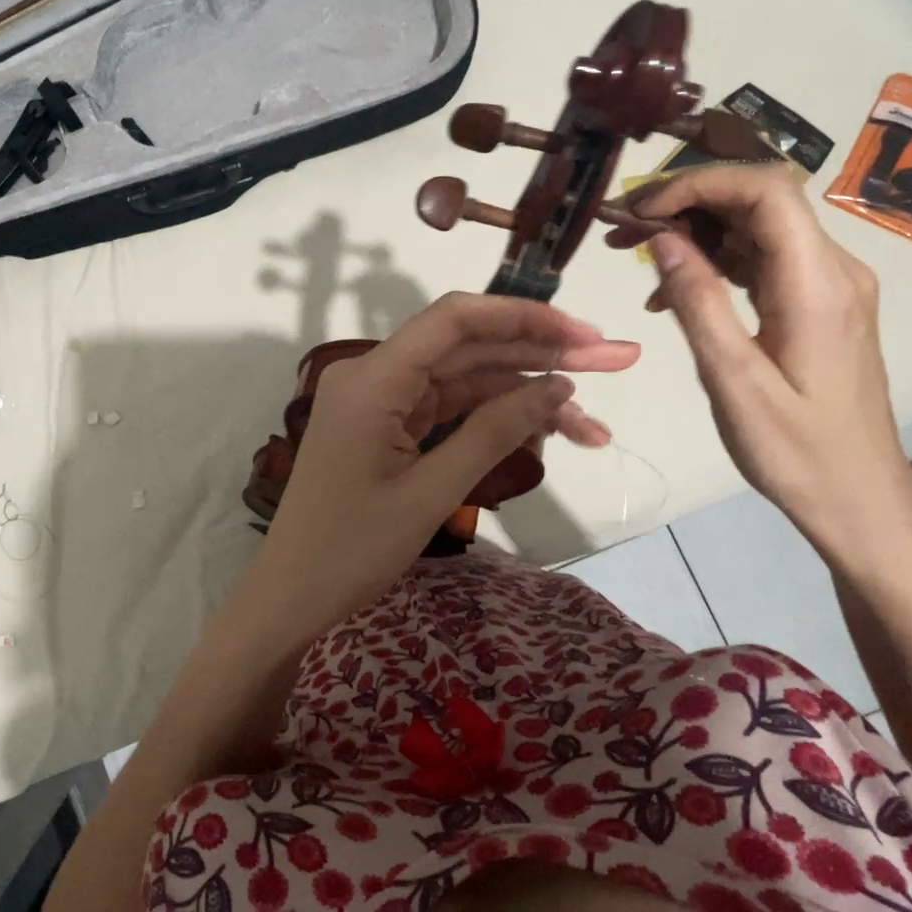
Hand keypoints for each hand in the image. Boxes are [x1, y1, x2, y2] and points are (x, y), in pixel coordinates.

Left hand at [251, 293, 640, 640]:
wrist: (292, 593)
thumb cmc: (352, 548)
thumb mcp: (431, 491)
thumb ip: (493, 432)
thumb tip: (558, 386)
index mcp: (372, 379)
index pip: (455, 320)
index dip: (523, 317)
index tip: (585, 331)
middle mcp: (372, 377)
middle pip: (467, 349)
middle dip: (541, 356)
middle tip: (620, 362)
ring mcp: (378, 403)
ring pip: (464, 383)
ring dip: (525, 399)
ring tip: (595, 428)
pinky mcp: (384, 429)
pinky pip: (446, 411)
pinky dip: (491, 422)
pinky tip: (543, 437)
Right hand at [610, 163, 911, 550]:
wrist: (859, 496)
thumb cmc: (795, 449)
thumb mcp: (734, 380)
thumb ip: (699, 304)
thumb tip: (663, 239)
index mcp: (818, 284)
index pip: (765, 191)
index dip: (697, 184)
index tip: (638, 211)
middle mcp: (832, 269)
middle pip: (759, 200)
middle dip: (685, 202)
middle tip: (620, 231)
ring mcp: (827, 285)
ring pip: (756, 227)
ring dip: (692, 230)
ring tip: (630, 254)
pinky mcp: (816, 303)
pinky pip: (760, 260)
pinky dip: (711, 260)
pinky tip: (670, 293)